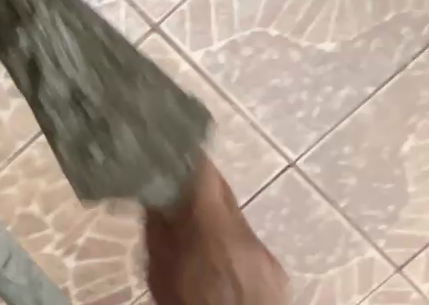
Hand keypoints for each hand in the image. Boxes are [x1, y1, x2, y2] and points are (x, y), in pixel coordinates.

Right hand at [145, 157, 289, 304]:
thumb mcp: (160, 267)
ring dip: (212, 213)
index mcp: (211, 223)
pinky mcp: (276, 272)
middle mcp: (243, 230)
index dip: (185, 151)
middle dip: (196, 181)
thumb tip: (152, 190)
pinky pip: (247, 242)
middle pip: (220, 189)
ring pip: (234, 216)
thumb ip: (158, 225)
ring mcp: (264, 252)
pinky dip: (229, 240)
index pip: (203, 167)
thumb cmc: (189, 304)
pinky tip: (216, 253)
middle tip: (172, 176)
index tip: (167, 140)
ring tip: (190, 222)